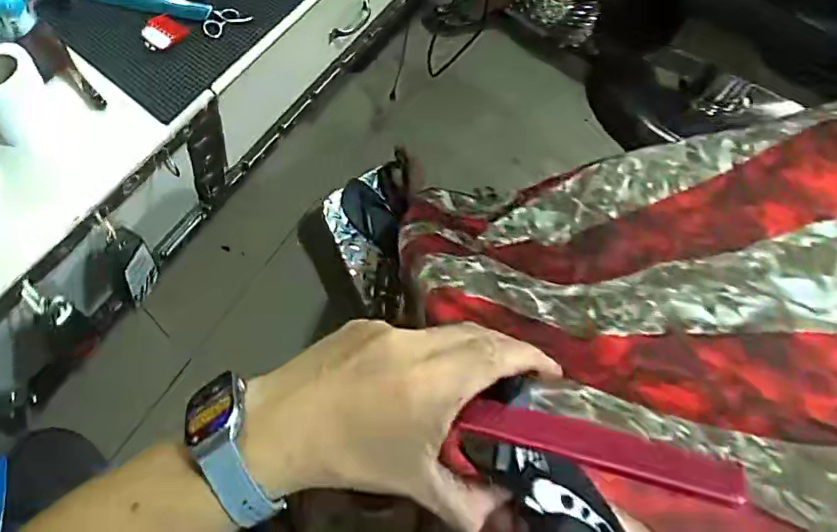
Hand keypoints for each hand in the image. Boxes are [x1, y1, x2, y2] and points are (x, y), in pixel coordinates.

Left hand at [241, 321, 560, 531]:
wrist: (284, 421)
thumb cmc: (353, 453)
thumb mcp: (414, 483)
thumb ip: (466, 501)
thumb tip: (503, 512)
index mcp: (434, 379)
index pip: (496, 352)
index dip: (530, 355)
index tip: (553, 370)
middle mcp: (415, 342)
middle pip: (474, 334)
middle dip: (504, 350)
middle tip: (522, 376)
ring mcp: (386, 327)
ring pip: (441, 331)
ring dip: (465, 348)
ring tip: (475, 378)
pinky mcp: (363, 324)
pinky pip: (410, 333)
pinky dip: (430, 349)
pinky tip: (420, 377)